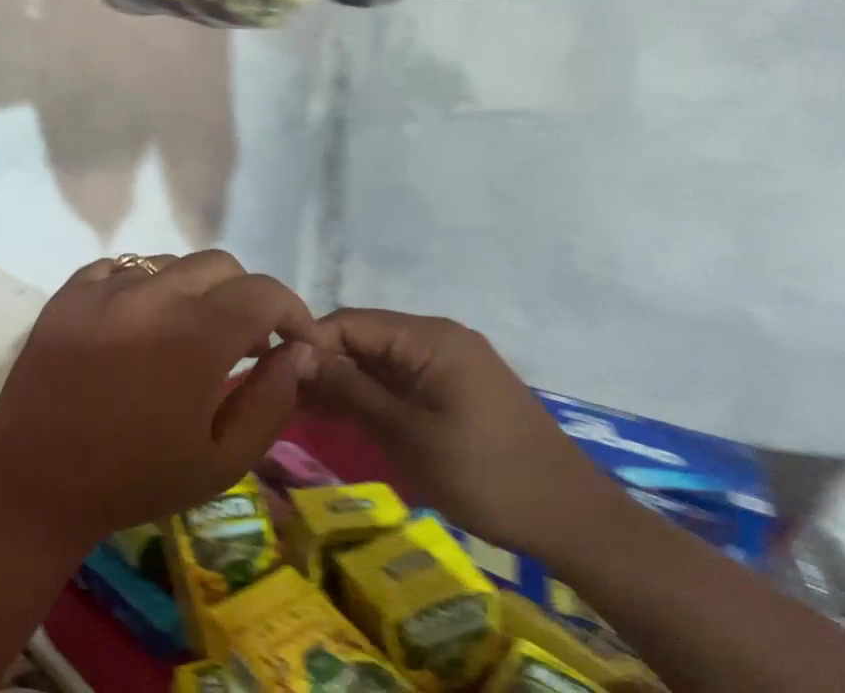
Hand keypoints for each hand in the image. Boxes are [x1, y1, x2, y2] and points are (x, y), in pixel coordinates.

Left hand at [0, 251, 319, 546]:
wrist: (37, 479)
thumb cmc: (135, 480)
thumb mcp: (223, 459)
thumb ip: (272, 399)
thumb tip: (298, 351)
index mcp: (195, 336)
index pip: (263, 292)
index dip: (292, 313)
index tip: (292, 344)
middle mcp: (149, 296)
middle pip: (219, 266)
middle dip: (245, 297)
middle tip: (242, 345)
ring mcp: (101, 290)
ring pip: (168, 263)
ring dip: (193, 291)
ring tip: (186, 336)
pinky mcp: (66, 295)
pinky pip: (118, 268)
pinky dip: (142, 286)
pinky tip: (138, 324)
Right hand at [306, 308, 621, 557]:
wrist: (573, 522)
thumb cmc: (485, 475)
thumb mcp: (405, 433)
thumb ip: (348, 389)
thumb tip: (292, 357)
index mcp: (430, 338)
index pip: (346, 322)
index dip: (306, 345)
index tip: (271, 377)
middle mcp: (438, 339)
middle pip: (360, 338)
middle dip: (319, 364)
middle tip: (279, 399)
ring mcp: (449, 364)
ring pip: (375, 360)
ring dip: (340, 382)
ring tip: (298, 410)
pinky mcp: (454, 389)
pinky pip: (397, 379)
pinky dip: (367, 394)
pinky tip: (337, 416)